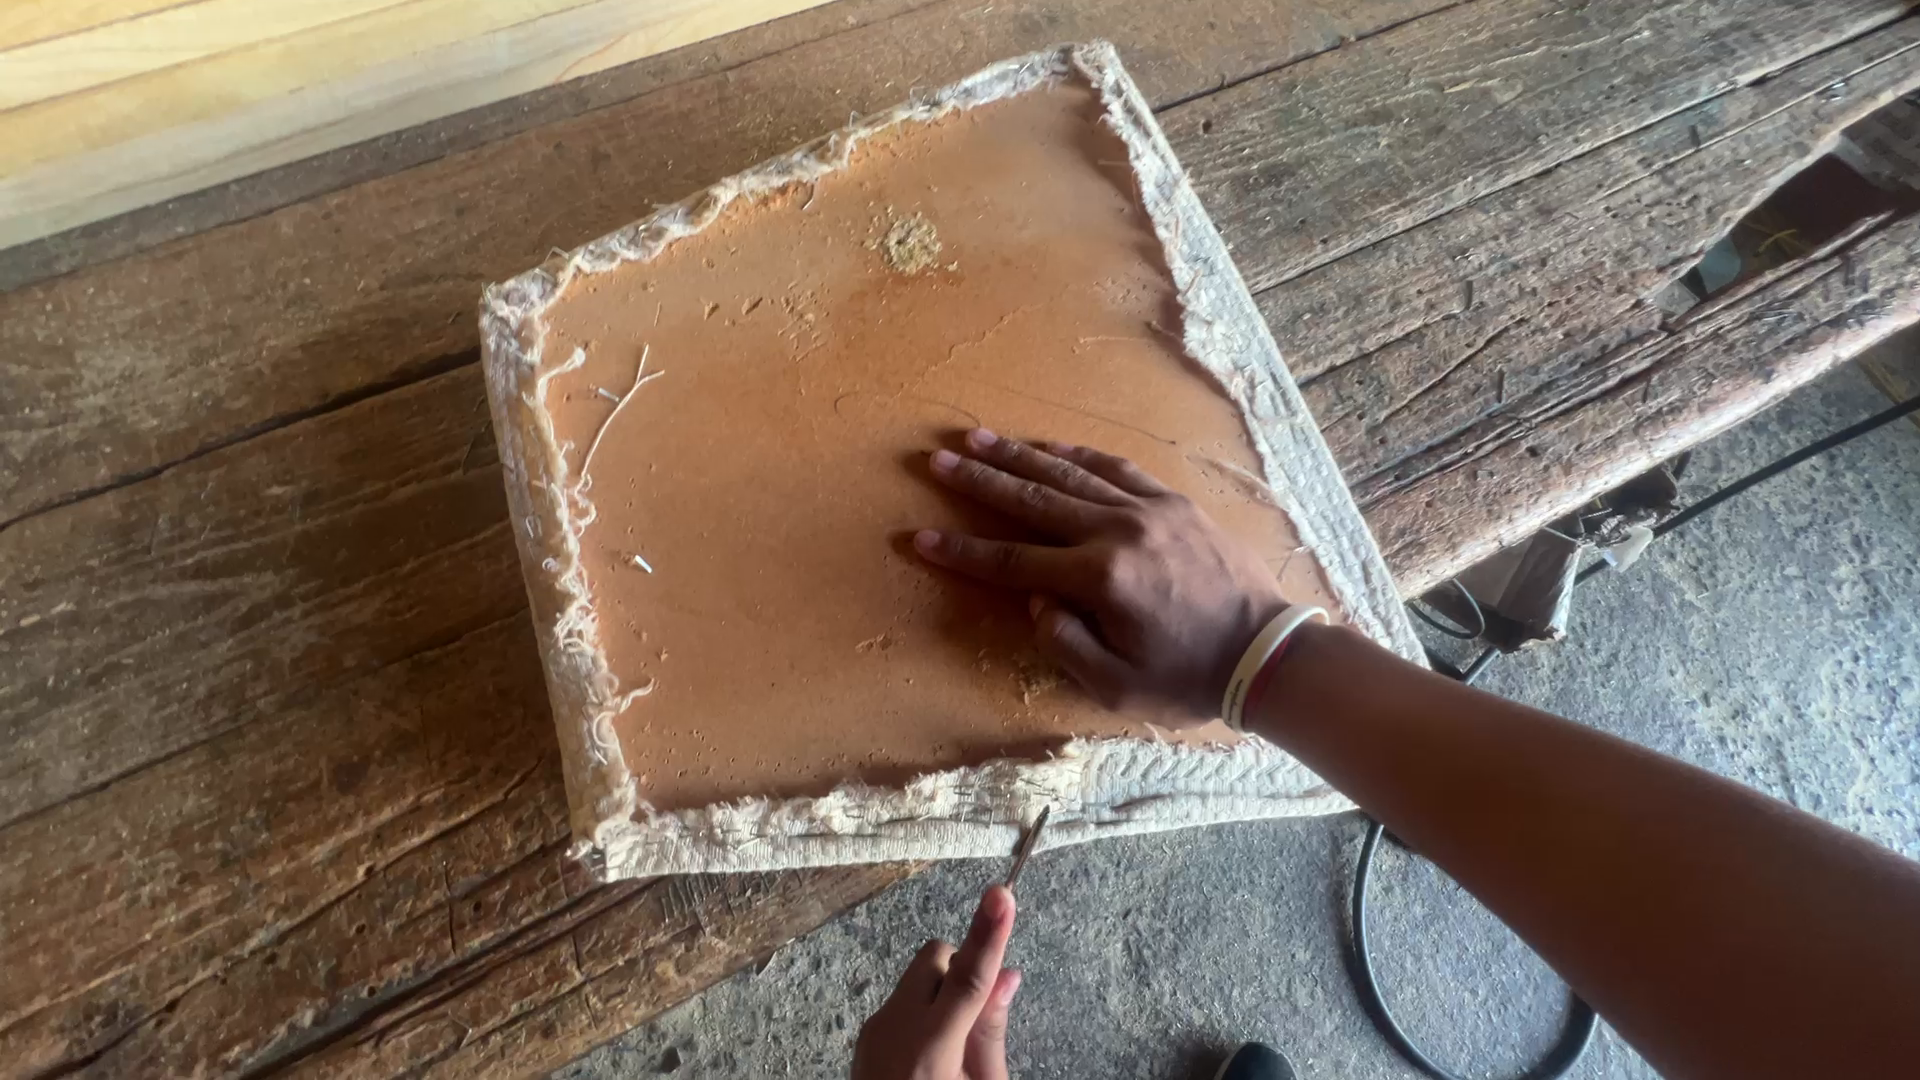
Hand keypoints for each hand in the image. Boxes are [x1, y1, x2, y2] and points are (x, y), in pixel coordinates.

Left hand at [853, 886, 1020, 1079]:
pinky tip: (931, 1057)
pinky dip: (925, 1010)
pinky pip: (903, 999)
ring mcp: (872, 1031)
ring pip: (918, 976)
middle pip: (936, 958)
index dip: (989, 933)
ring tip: (953, 1050)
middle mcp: (891, 1031)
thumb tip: (1008, 974)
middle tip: (977, 1018)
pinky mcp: (864, 1036)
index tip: (1003, 892)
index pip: (968, 978)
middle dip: (962, 971)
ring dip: (943, 993)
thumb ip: (990, 1034)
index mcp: (927, 1054)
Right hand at [914, 429, 1288, 724]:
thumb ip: (1063, 640)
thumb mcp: (1115, 685)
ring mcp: (1146, 509)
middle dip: (978, 480)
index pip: (1012, 562)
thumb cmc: (1188, 678)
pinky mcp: (1171, 502)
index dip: (962, 551)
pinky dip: (1076, 454)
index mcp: (1099, 580)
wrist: (1268, 653)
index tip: (920, 537)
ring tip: (977, 437)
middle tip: (937, 459)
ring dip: (1018, 454)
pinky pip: (1115, 467)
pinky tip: (1049, 446)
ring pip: (1068, 474)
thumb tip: (1037, 598)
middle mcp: (1117, 532)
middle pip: (1032, 500)